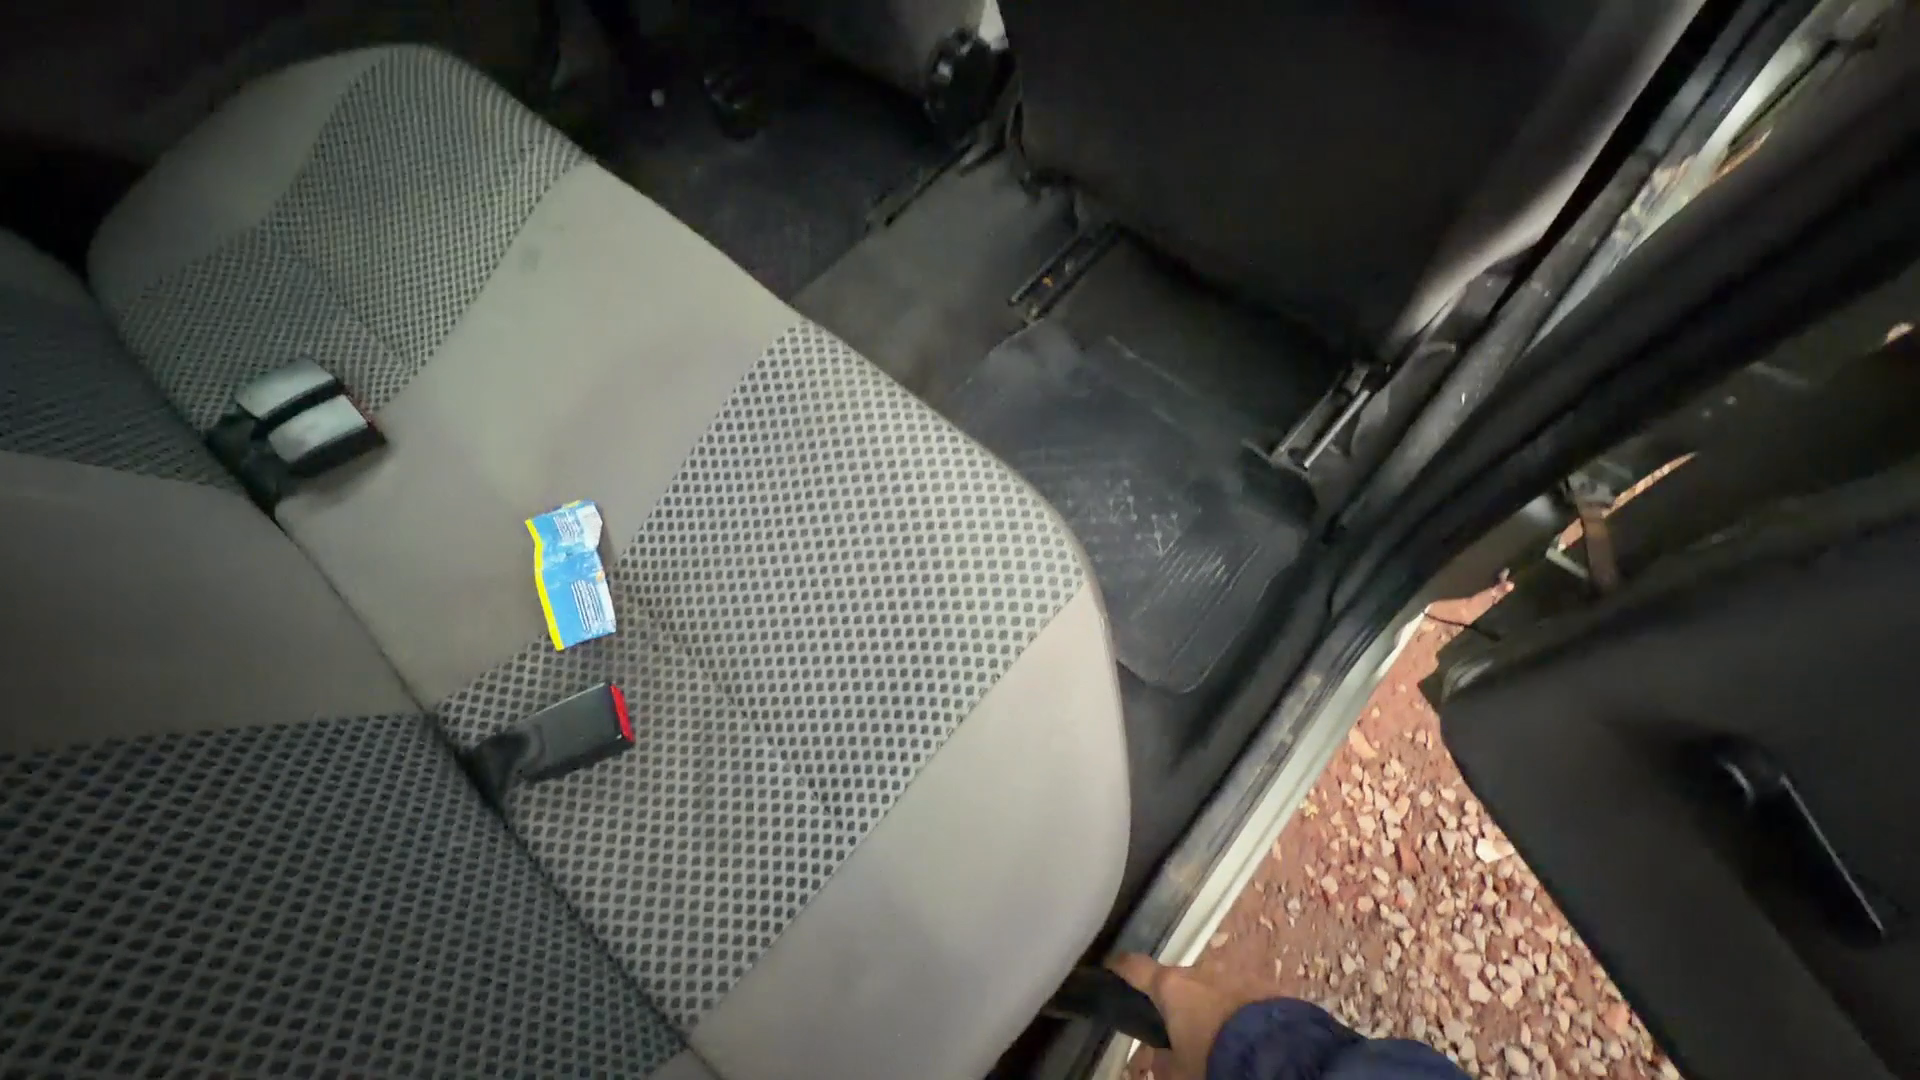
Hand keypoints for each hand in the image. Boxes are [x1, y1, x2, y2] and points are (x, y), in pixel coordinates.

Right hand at [1109, 954, 1261, 1079]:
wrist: (1278, 1055)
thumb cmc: (1215, 1059)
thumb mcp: (1181, 1072)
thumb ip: (1164, 1061)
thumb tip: (1161, 1056)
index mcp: (1170, 987)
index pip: (1134, 967)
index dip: (1121, 968)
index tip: (1112, 967)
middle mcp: (1197, 972)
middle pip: (1177, 981)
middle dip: (1176, 1001)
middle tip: (1178, 1028)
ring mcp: (1230, 974)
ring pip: (1209, 988)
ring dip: (1208, 1006)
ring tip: (1216, 1035)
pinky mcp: (1260, 984)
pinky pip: (1238, 996)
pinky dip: (1234, 1011)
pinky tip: (1241, 1034)